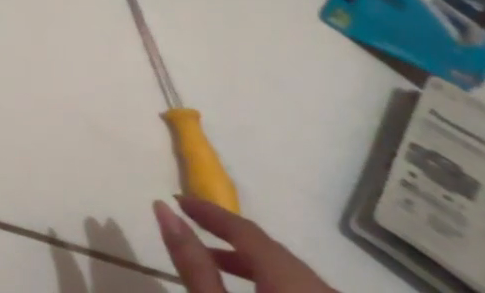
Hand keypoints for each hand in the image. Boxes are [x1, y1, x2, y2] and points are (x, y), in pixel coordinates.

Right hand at [154, 197, 338, 292]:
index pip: (246, 231)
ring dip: (251, 260)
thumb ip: (193, 263)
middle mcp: (322, 287)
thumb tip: (163, 209)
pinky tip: (254, 287)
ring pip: (290, 271)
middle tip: (191, 224)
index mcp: (290, 280)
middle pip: (271, 250)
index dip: (211, 212)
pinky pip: (305, 287)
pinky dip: (275, 280)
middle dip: (230, 235)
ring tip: (216, 260)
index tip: (177, 200)